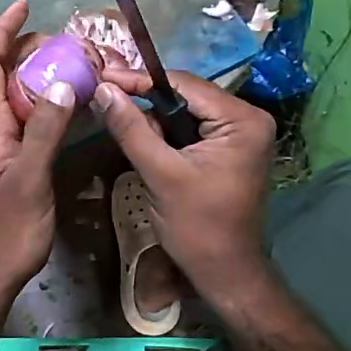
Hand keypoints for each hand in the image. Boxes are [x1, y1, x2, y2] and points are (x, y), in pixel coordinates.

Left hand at [0, 0, 76, 294]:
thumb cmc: (8, 229)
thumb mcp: (29, 178)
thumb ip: (44, 131)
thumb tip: (65, 82)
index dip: (1, 31)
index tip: (24, 6)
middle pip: (5, 71)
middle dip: (32, 48)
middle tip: (70, 43)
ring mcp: (8, 141)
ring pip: (23, 93)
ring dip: (46, 72)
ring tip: (80, 63)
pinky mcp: (22, 156)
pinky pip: (38, 116)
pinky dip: (56, 100)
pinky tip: (80, 100)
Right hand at [91, 72, 278, 307]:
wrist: (225, 273)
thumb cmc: (198, 227)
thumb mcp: (161, 174)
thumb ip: (131, 129)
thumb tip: (103, 89)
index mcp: (242, 119)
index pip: (184, 84)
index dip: (140, 80)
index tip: (102, 77)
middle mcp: (248, 118)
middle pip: (185, 95)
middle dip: (144, 100)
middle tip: (104, 97)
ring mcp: (240, 133)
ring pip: (184, 111)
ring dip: (152, 118)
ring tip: (116, 118)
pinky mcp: (228, 148)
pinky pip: (190, 128)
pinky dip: (164, 133)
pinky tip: (141, 139)